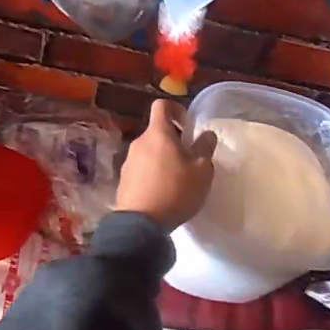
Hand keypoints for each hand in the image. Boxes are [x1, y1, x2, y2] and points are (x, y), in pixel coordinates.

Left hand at [115, 99, 216, 229]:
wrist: (140, 224)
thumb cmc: (175, 191)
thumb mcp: (201, 170)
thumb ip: (204, 148)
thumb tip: (206, 134)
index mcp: (157, 134)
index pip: (162, 106)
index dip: (176, 110)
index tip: (188, 127)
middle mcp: (139, 142)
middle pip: (157, 132)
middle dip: (173, 141)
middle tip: (189, 160)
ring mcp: (128, 162)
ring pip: (149, 152)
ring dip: (163, 159)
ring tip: (177, 180)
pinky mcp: (123, 181)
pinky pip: (141, 169)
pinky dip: (152, 174)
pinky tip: (163, 193)